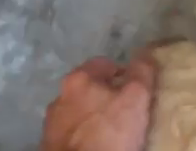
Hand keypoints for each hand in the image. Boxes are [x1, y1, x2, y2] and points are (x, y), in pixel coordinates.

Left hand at [41, 54, 156, 150]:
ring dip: (93, 120)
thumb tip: (146, 54)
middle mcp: (59, 98)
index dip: (125, 75)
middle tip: (127, 114)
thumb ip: (142, 72)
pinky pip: (72, 137)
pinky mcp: (50, 150)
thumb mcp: (136, 98)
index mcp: (77, 79)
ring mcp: (52, 127)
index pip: (105, 64)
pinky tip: (97, 147)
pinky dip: (84, 140)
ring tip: (112, 136)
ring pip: (80, 115)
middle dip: (107, 99)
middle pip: (90, 90)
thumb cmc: (108, 133)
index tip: (137, 91)